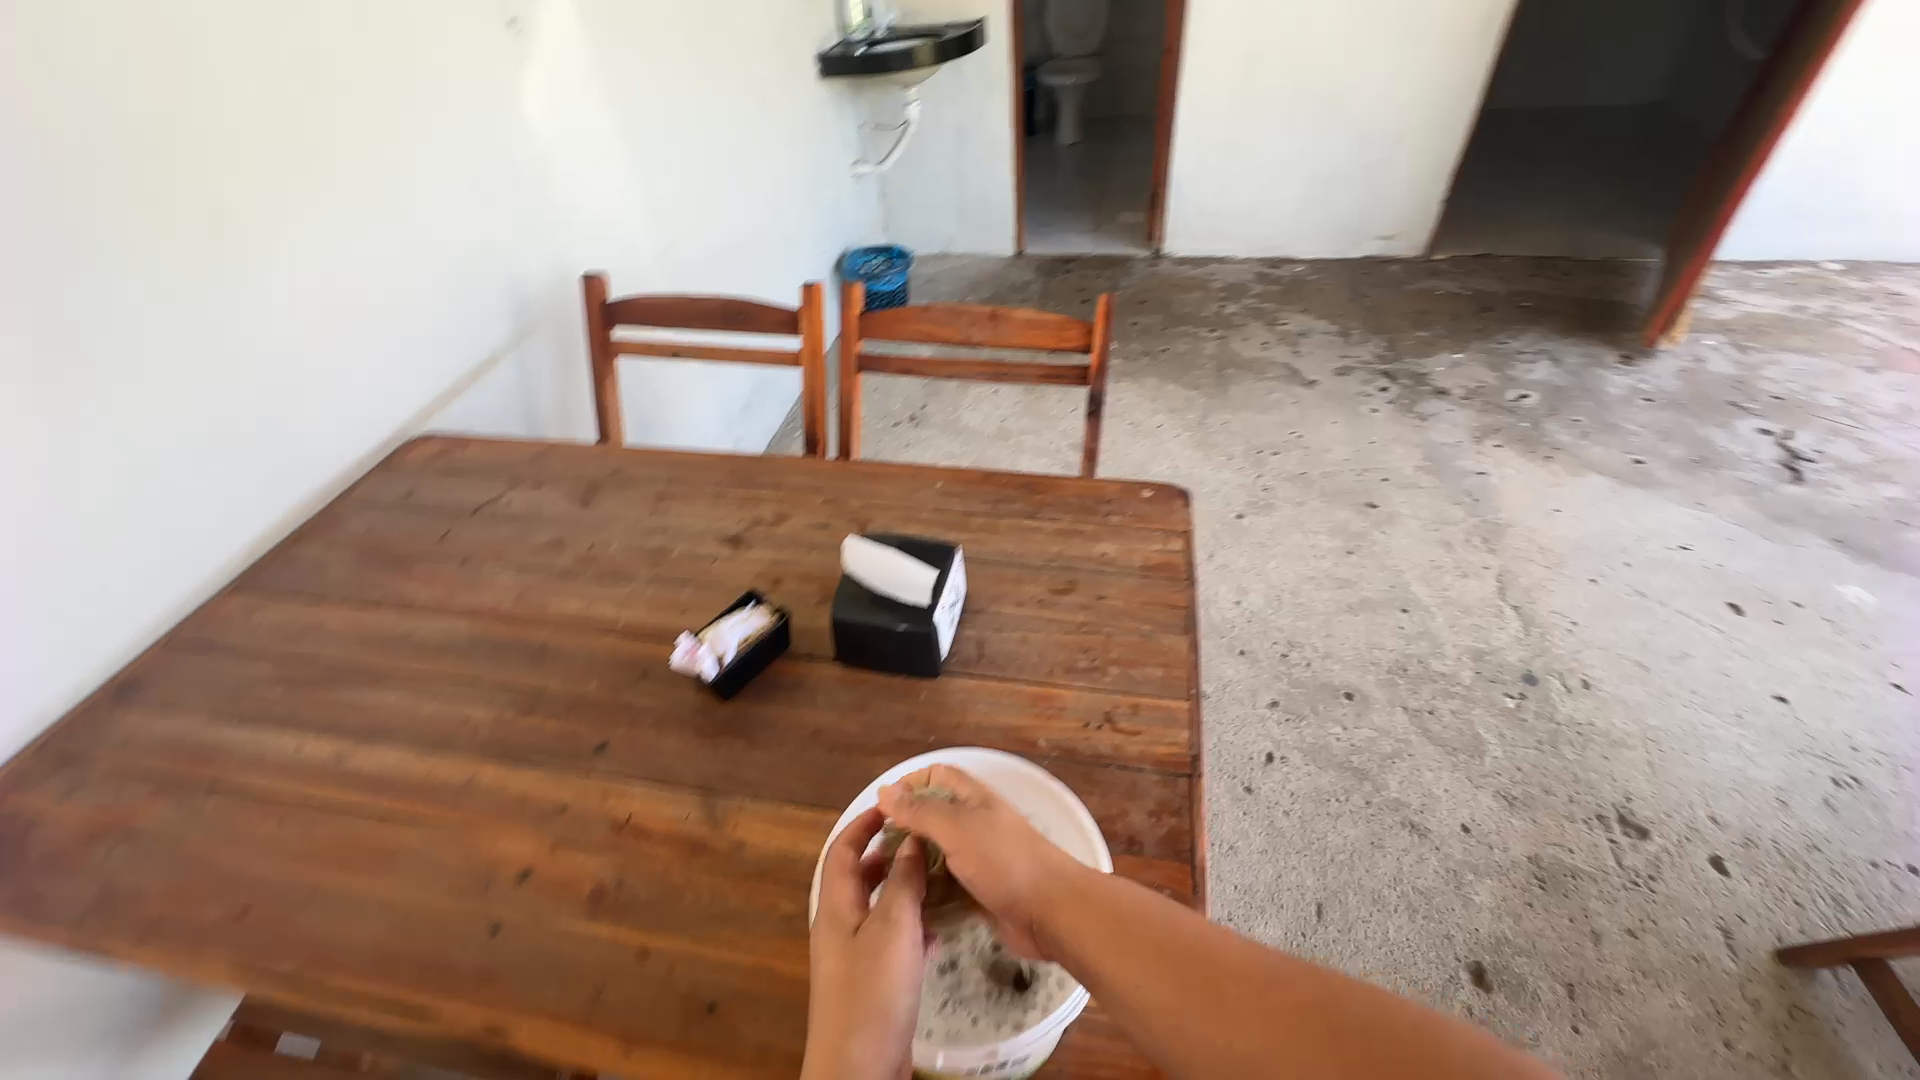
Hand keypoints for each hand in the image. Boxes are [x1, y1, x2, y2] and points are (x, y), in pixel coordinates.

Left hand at [801, 806, 928, 1079]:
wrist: (860, 1070)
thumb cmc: (872, 991)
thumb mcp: (893, 927)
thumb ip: (903, 881)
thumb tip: (911, 841)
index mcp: (836, 907)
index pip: (842, 850)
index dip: (863, 824)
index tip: (891, 806)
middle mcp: (841, 927)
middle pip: (859, 877)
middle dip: (887, 854)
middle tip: (922, 839)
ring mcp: (855, 957)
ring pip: (879, 908)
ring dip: (904, 889)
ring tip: (937, 876)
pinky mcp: (873, 983)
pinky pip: (892, 939)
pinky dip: (913, 925)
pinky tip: (939, 927)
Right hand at [877, 765, 1083, 960]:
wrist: (1050, 911)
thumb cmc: (1004, 860)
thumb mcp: (958, 828)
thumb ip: (921, 811)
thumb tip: (884, 790)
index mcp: (973, 800)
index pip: (937, 777)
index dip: (910, 784)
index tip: (882, 807)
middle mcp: (974, 825)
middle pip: (933, 820)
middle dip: (906, 832)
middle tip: (877, 852)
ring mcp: (978, 861)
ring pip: (937, 857)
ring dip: (915, 868)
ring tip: (884, 883)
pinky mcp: (979, 893)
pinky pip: (946, 890)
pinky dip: (929, 896)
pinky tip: (906, 907)